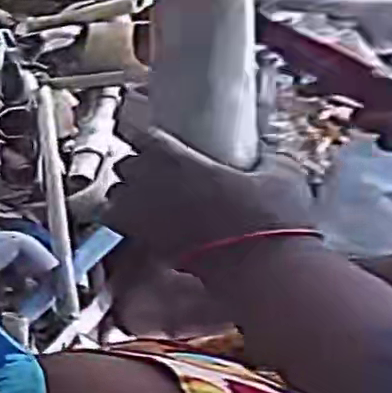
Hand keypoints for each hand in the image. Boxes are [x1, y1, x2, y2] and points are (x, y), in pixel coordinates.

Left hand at [104, 122, 315, 266]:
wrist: (254, 260)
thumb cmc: (270, 215)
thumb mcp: (280, 175)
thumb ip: (265, 160)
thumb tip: (265, 155)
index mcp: (174, 157)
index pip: (140, 134)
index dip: (135, 132)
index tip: (135, 133)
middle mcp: (145, 177)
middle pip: (126, 164)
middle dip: (138, 168)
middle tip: (159, 176)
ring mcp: (133, 204)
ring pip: (116, 190)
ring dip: (128, 192)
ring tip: (151, 200)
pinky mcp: (129, 230)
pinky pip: (111, 216)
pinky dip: (120, 216)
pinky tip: (138, 219)